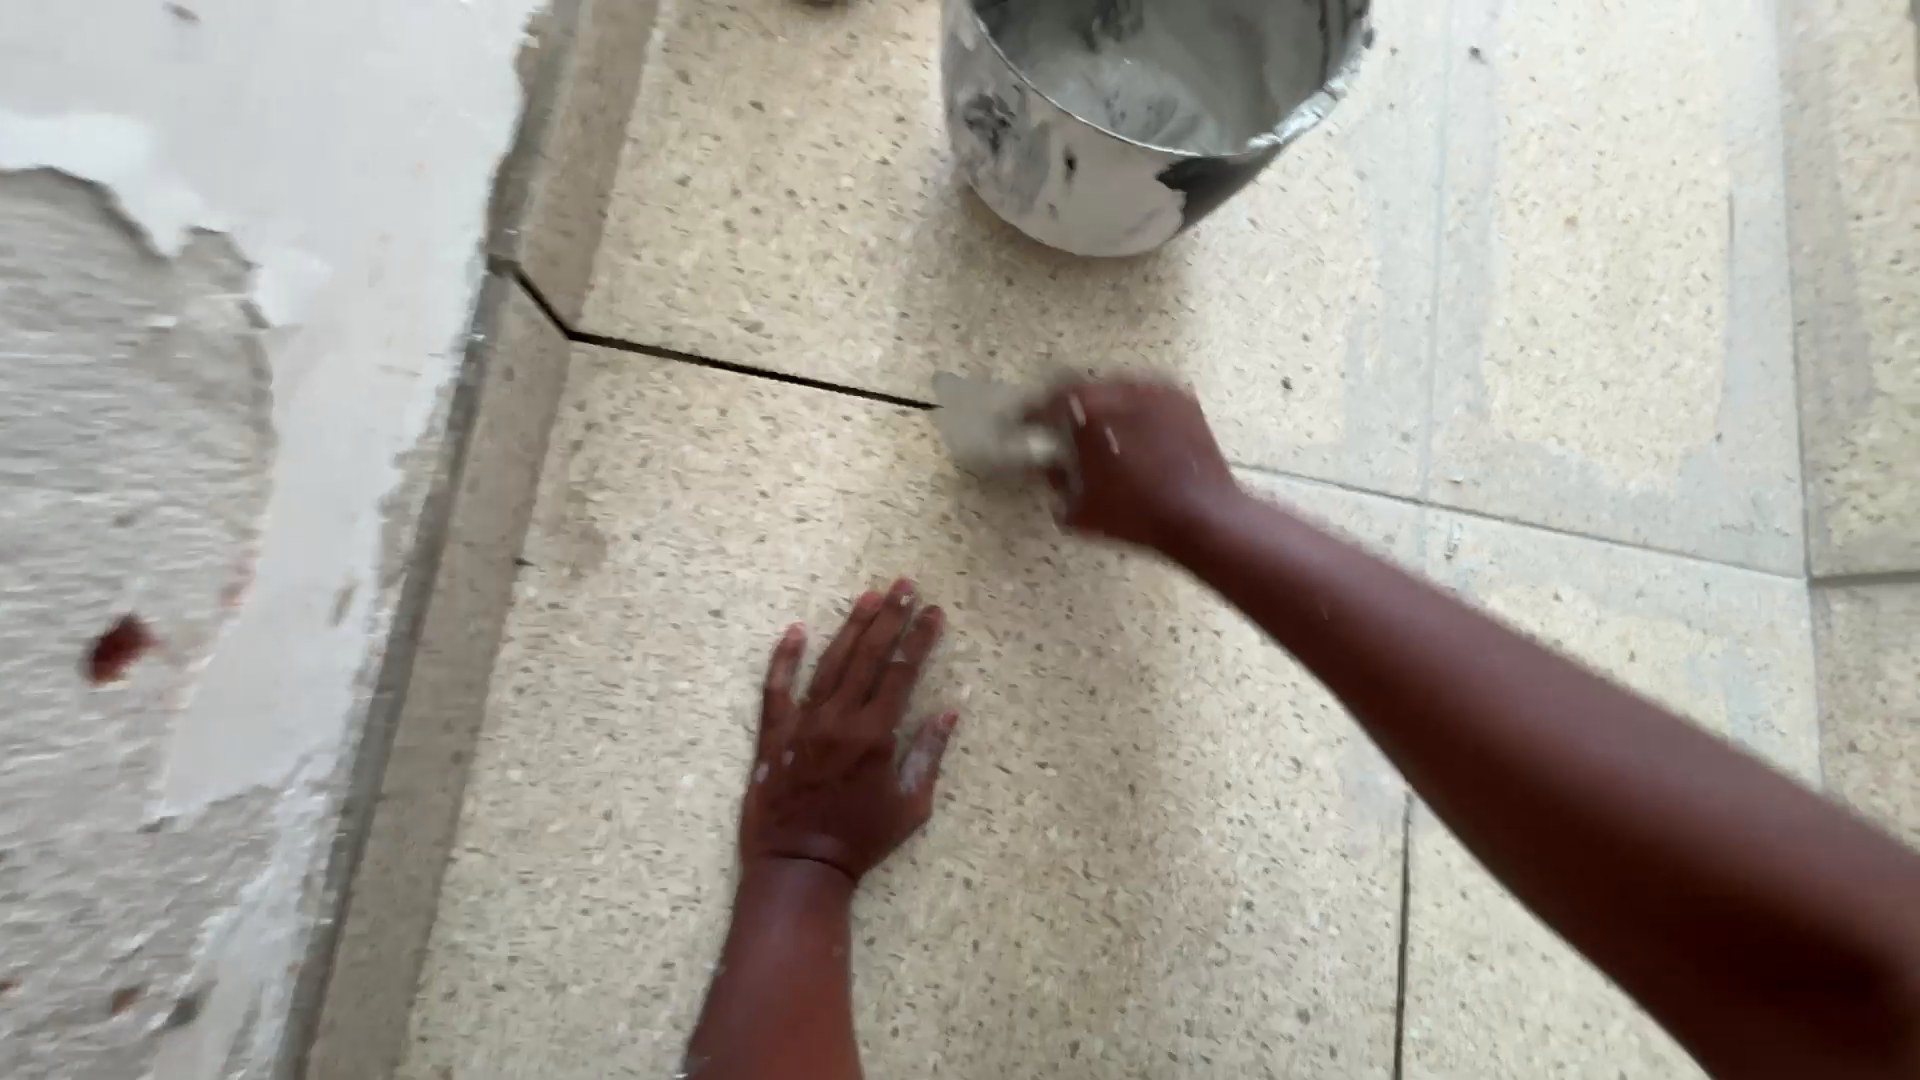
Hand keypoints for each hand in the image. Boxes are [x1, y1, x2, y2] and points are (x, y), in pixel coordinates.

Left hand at [740, 579, 960, 883]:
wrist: (799, 867)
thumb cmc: (862, 840)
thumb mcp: (911, 805)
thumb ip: (930, 754)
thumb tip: (951, 710)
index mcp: (876, 734)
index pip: (903, 672)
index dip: (920, 639)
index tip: (933, 612)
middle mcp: (839, 718)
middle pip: (869, 655)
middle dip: (890, 617)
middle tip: (904, 585)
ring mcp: (803, 723)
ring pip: (829, 662)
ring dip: (850, 627)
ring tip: (869, 597)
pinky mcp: (774, 734)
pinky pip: (776, 688)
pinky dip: (785, 659)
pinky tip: (796, 630)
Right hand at [1027, 378, 1238, 549]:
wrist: (1202, 516)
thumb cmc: (1135, 515)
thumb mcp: (1080, 509)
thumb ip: (1055, 482)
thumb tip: (1047, 469)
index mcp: (1086, 413)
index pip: (1046, 401)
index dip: (1031, 414)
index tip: (1024, 423)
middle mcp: (1119, 390)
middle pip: (1081, 387)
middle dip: (1067, 406)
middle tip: (1060, 424)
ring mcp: (1155, 390)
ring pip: (1116, 387)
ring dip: (1102, 404)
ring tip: (1098, 427)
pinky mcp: (1182, 399)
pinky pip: (1146, 395)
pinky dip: (1133, 408)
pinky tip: (1133, 430)